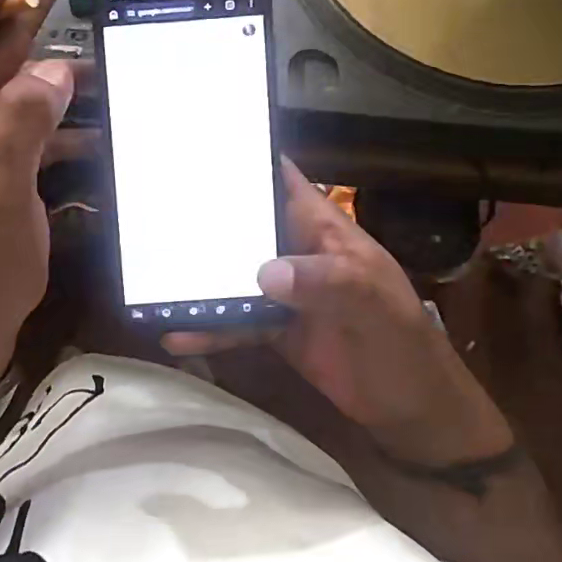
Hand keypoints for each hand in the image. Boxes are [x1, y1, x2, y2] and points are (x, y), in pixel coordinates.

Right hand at [164, 157, 512, 464]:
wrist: (411, 414)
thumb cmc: (404, 350)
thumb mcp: (375, 309)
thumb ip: (328, 284)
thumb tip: (264, 272)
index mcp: (325, 233)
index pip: (284, 182)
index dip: (248, 160)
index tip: (198, 148)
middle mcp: (296, 254)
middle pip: (243, 226)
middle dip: (202, 217)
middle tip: (150, 207)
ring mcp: (281, 292)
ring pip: (230, 274)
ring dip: (196, 278)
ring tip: (152, 280)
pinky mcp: (270, 327)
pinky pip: (230, 320)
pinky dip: (205, 327)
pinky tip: (177, 336)